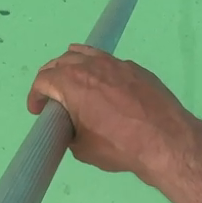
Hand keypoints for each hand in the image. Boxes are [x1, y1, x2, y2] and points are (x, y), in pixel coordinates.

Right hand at [28, 45, 201, 202]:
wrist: (166, 139)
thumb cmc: (119, 145)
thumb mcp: (82, 148)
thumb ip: (70, 132)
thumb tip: (74, 128)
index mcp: (73, 82)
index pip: (43, 80)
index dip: (35, 95)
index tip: (37, 110)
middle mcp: (93, 65)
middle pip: (62, 61)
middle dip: (52, 77)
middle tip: (52, 96)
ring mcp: (118, 64)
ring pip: (87, 54)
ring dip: (74, 66)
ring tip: (74, 82)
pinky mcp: (138, 69)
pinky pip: (111, 63)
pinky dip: (100, 71)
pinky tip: (106, 88)